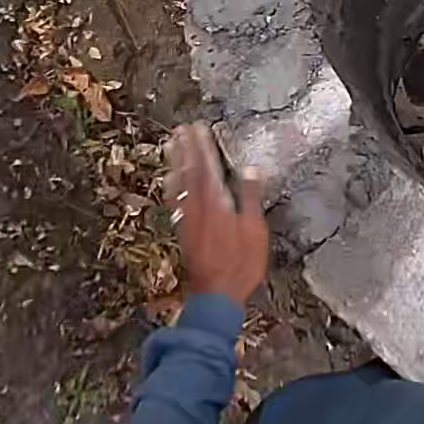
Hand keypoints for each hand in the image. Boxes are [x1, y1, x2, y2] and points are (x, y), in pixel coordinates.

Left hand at [166, 123, 267, 306]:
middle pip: (189, 171)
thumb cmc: (240, 263)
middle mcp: (198, 207)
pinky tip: (169, 180)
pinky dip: (170, 185)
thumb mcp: (254, 230)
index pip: (208, 167)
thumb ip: (249, 197)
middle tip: (182, 128)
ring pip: (178, 184)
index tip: (199, 128)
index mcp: (217, 203)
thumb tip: (250, 169)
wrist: (216, 295)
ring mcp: (187, 219)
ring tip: (171, 145)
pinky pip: (173, 201)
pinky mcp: (183, 230)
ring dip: (174, 163)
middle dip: (186, 148)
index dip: (203, 146)